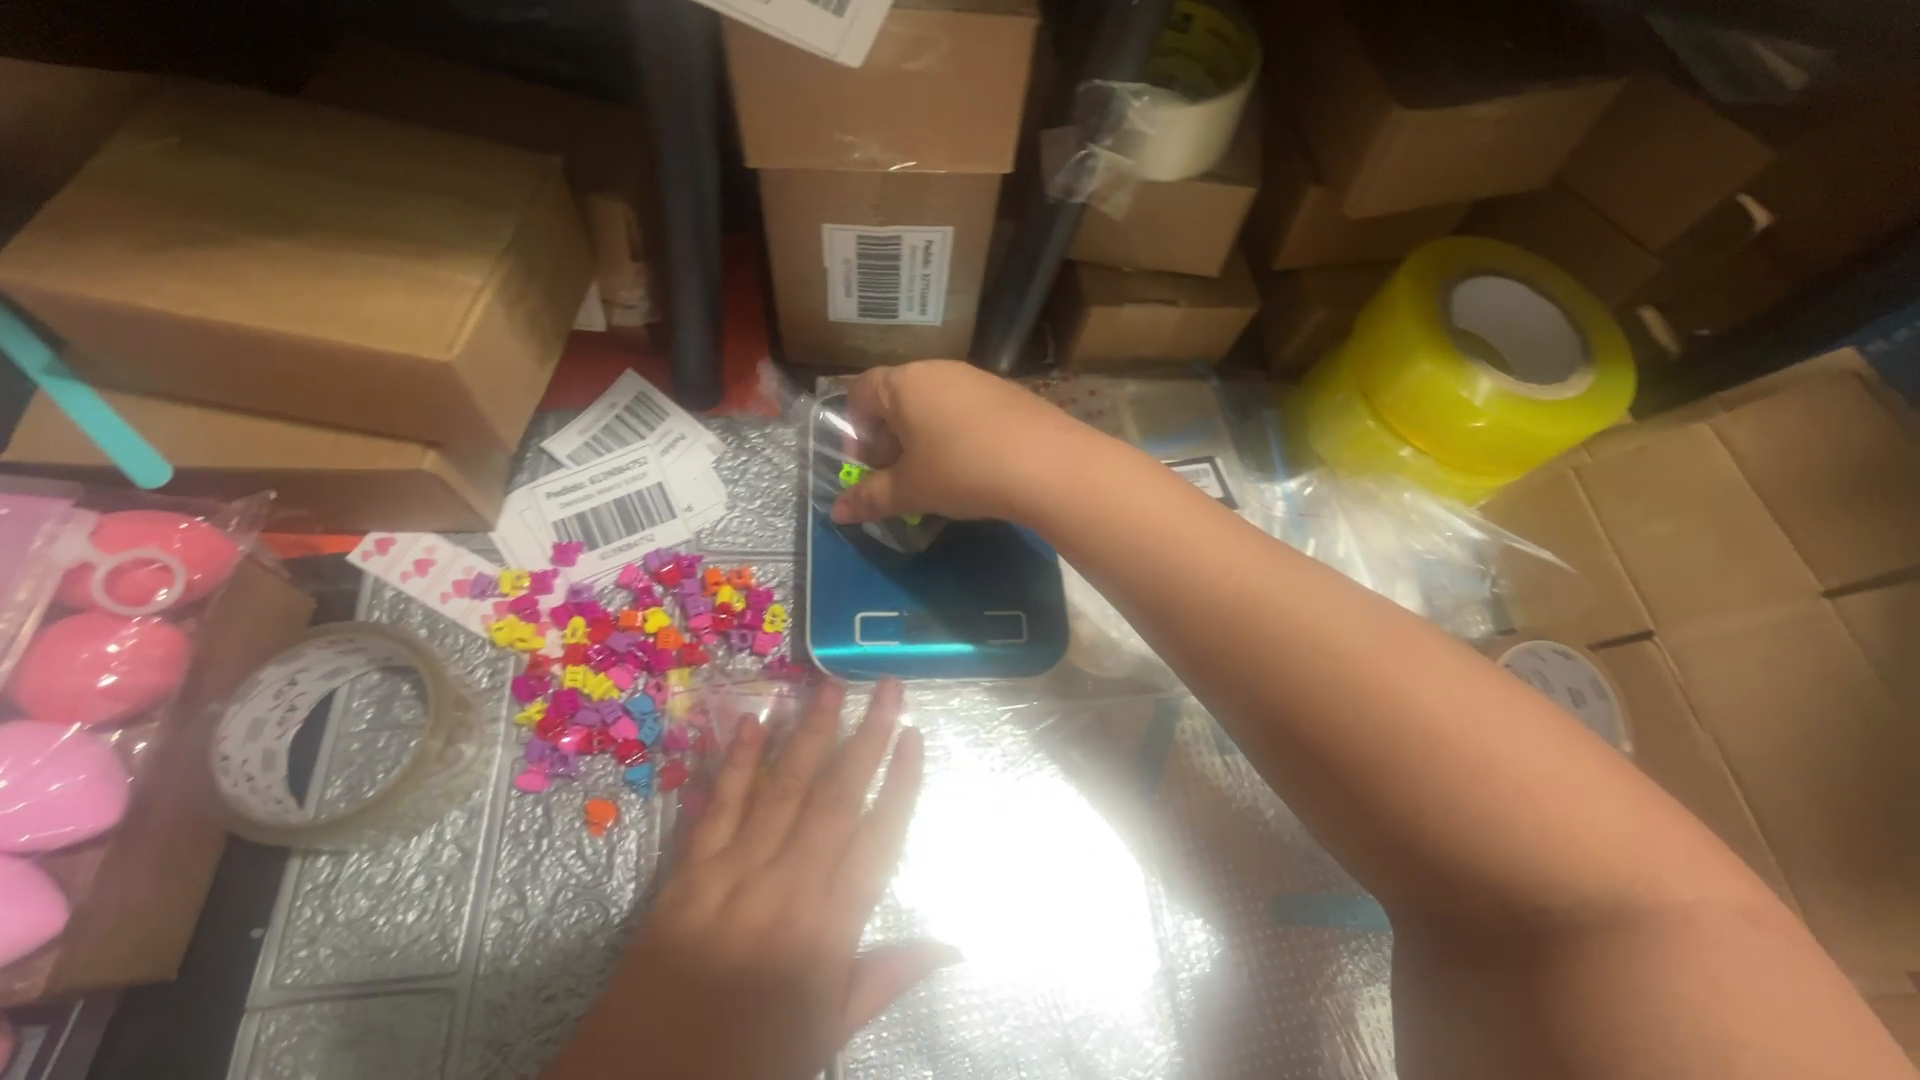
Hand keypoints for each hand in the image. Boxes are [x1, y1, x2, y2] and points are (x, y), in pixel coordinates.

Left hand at [545, 681, 951, 1079]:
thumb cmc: (749, 1059)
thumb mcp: (827, 1033)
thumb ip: (884, 979)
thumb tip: (952, 945)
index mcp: (828, 928)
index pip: (878, 837)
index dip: (901, 783)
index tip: (916, 736)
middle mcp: (787, 886)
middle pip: (836, 797)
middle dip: (867, 736)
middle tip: (888, 686)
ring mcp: (733, 872)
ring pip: (782, 788)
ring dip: (809, 732)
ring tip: (831, 686)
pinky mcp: (687, 871)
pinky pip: (718, 805)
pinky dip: (736, 761)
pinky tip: (752, 720)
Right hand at [831, 360, 1101, 525]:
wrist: (1047, 464)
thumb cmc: (962, 471)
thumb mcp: (911, 490)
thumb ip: (870, 498)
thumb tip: (837, 512)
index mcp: (904, 384)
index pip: (860, 393)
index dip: (854, 432)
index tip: (866, 467)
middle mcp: (938, 370)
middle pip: (898, 398)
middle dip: (889, 438)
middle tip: (898, 476)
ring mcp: (977, 378)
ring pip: (934, 404)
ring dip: (924, 437)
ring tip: (937, 475)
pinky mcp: (1009, 393)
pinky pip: (967, 410)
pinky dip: (958, 435)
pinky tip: (974, 468)